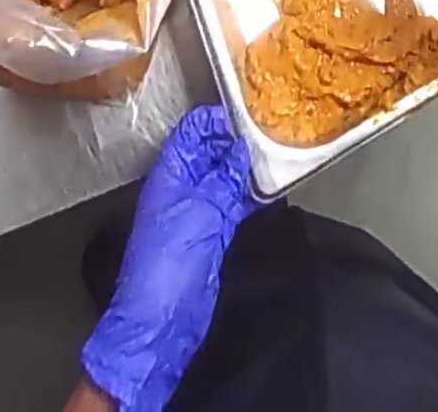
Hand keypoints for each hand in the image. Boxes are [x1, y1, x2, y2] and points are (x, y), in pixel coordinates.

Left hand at [80, 105, 259, 411]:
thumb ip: (225, 177)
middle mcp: (184, 187)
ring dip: (248, 165)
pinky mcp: (213, 230)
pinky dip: (252, 192)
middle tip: (269, 130)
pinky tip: (273, 186)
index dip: (216, 119)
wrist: (160, 324)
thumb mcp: (201, 211)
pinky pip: (235, 200)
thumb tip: (244, 148)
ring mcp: (199, 209)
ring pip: (226, 174)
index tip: (247, 114)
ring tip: (277, 152)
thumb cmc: (168, 265)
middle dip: (237, 139)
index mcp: (170, 175)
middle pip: (211, 150)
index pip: (192, 131)